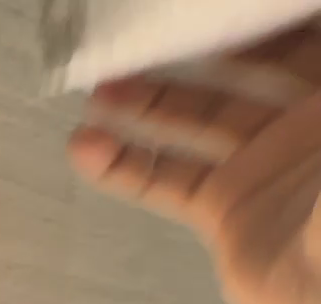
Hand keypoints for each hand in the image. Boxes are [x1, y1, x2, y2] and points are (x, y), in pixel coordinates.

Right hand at [68, 27, 320, 303]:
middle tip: (147, 34)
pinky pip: (166, 180)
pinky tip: (84, 148)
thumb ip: (319, 80)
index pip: (311, 31)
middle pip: (261, 60)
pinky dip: (123, 166)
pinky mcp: (230, 206)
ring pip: (203, 117)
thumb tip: (291, 25)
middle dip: (206, 44)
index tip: (212, 4)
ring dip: (151, 102)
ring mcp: (274, 160)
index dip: (268, 13)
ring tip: (100, 89)